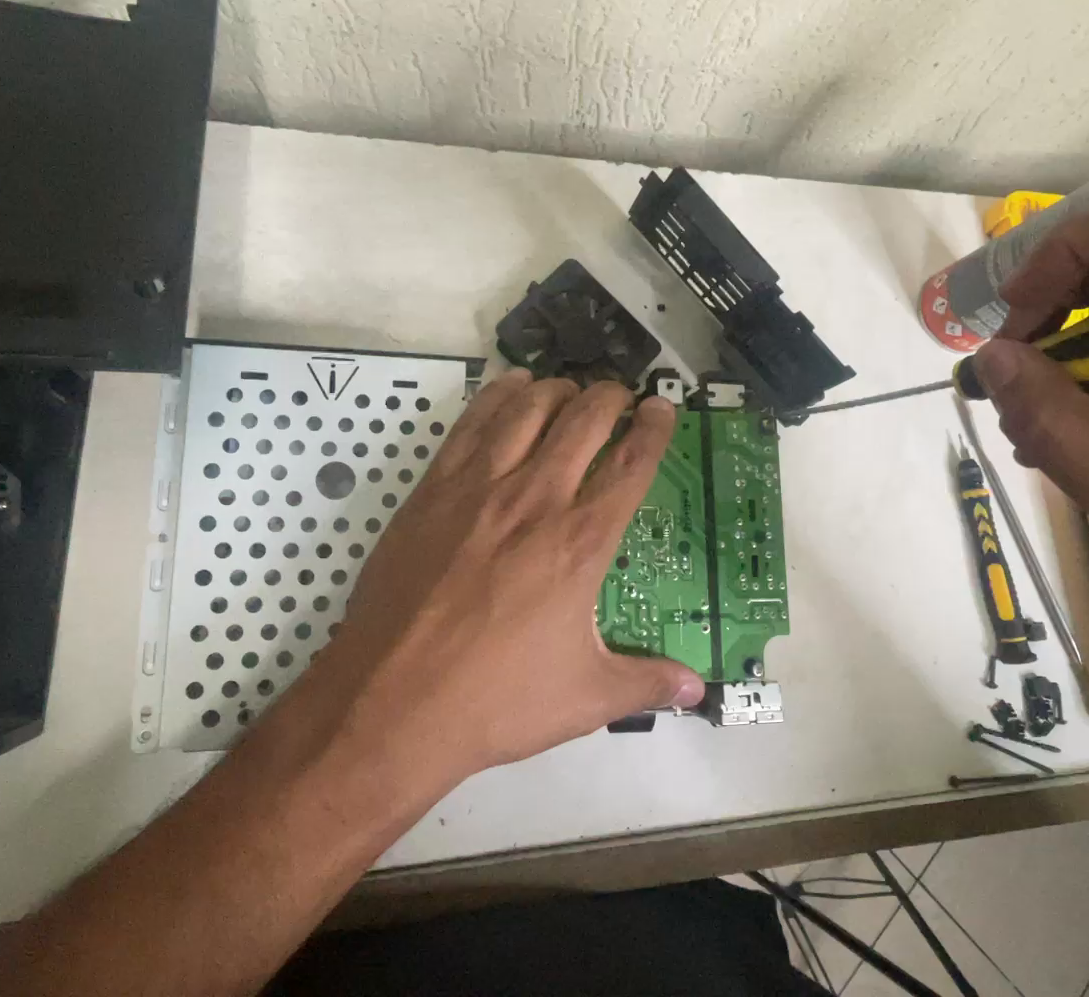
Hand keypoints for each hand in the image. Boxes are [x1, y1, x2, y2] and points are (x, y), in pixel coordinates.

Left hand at [293, 370, 704, 785]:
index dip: (653, 429)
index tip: (662, 409)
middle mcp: (534, 500)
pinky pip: (470, 423)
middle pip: (582, 422)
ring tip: (570, 390)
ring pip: (526, 410)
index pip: (631, 465)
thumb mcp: (585, 698)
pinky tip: (510, 388)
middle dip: (610, 398)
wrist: (392, 700)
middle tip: (620, 396)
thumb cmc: (495, 700)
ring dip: (557, 391)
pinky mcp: (431, 490)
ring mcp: (477, 489)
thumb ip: (647, 683)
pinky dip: (497, 396)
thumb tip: (696, 689)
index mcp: (580, 543)